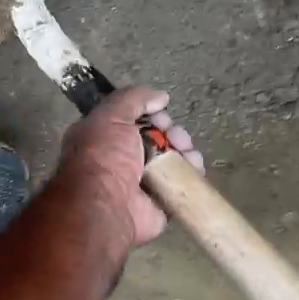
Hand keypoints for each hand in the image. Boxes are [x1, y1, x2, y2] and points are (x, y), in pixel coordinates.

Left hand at [55, 87, 203, 251]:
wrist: (107, 203)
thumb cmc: (104, 154)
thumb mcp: (111, 115)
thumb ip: (134, 99)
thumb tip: (161, 96)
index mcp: (103, 136)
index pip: (133, 120)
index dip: (151, 114)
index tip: (161, 116)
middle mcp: (120, 157)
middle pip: (156, 138)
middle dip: (172, 133)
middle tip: (178, 137)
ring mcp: (141, 181)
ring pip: (171, 160)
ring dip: (185, 152)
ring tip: (188, 152)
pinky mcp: (160, 202)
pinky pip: (180, 185)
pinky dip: (191, 175)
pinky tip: (195, 168)